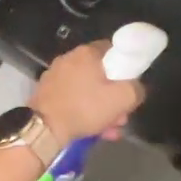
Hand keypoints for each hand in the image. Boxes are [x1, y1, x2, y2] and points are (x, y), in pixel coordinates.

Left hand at [29, 40, 144, 141]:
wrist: (44, 128)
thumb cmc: (85, 108)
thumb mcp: (123, 99)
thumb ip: (137, 89)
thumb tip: (136, 88)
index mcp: (87, 52)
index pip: (114, 50)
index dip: (127, 67)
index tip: (131, 84)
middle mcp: (69, 59)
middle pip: (101, 74)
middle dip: (114, 96)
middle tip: (122, 115)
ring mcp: (55, 76)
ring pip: (88, 90)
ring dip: (102, 108)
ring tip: (111, 129)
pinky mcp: (47, 93)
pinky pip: (74, 99)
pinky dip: (85, 112)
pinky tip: (94, 131)